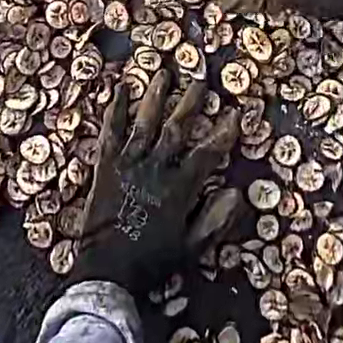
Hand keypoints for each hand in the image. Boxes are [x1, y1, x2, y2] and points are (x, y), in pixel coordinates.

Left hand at [78, 66, 241, 292]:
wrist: (106, 269)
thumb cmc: (152, 261)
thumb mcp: (191, 248)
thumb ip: (214, 220)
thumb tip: (237, 192)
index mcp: (178, 188)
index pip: (207, 154)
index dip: (223, 134)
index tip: (235, 114)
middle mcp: (155, 168)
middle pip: (176, 128)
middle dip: (190, 103)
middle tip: (200, 80)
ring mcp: (128, 162)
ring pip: (145, 122)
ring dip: (155, 96)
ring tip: (163, 72)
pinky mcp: (106, 163)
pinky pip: (111, 130)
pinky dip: (116, 109)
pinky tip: (120, 89)